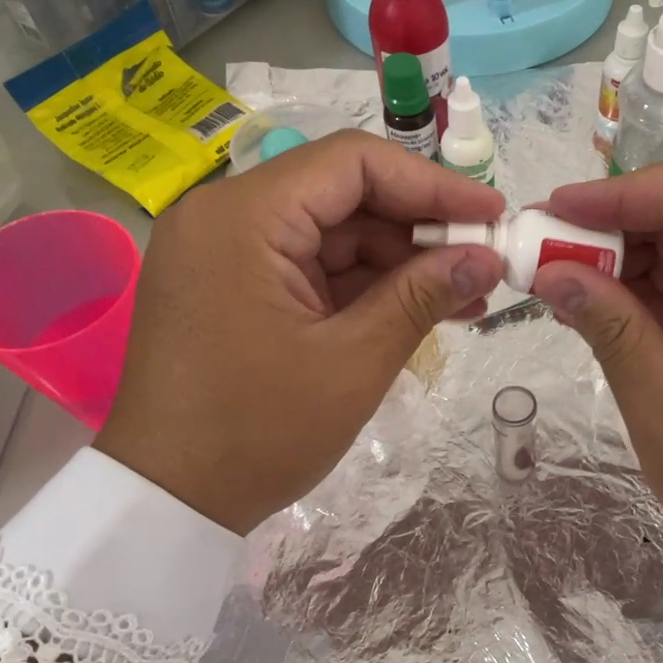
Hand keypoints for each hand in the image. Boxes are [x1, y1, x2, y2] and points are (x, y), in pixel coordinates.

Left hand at [95, 131, 505, 533]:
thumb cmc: (259, 433)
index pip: (353, 163)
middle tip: (487, 265)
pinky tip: (419, 311)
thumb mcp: (354, 363)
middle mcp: (227, 217)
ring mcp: (226, 255)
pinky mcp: (233, 290)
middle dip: (420, 231)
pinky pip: (309, 271)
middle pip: (343, 197)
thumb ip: (421, 296)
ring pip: (330, 237)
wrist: (171, 500)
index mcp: (244, 217)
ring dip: (398, 265)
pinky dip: (362, 289)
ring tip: (468, 298)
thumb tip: (486, 255)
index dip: (432, 183)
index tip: (491, 213)